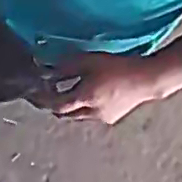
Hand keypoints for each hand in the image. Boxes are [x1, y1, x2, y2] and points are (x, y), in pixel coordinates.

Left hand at [45, 53, 181, 125]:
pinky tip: (87, 94)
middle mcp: (92, 113)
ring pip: (78, 115)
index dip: (44, 99)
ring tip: (67, 90)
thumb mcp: (86, 62)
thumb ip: (65, 69)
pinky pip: (91, 115)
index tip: (37, 90)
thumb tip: (47, 73)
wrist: (145, 79)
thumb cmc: (114, 67)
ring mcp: (103, 118)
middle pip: (66, 114)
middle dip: (54, 104)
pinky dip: (84, 107)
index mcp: (85, 99)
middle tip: (48, 91)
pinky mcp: (112, 118)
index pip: (57, 105)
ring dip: (70, 106)